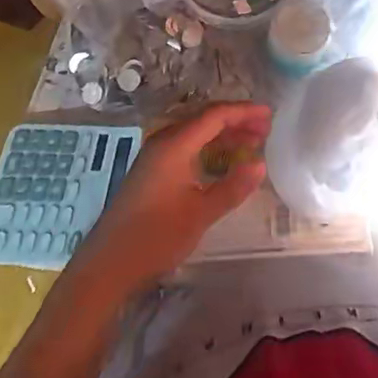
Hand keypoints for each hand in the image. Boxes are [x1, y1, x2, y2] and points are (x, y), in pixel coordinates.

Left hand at [70, 103, 270, 296]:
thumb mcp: (200, 214)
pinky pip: (186, 147)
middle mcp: (163, 142)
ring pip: (195, 134)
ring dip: (223, 136)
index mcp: (175, 145)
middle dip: (236, 122)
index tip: (269, 115)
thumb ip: (232, 187)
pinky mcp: (151, 171)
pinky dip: (208, 148)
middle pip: (205, 120)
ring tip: (251, 144)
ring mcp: (154, 156)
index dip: (244, 112)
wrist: (108, 265)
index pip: (215, 116)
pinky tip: (222, 162)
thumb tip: (260, 165)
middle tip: (265, 130)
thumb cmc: (155, 237)